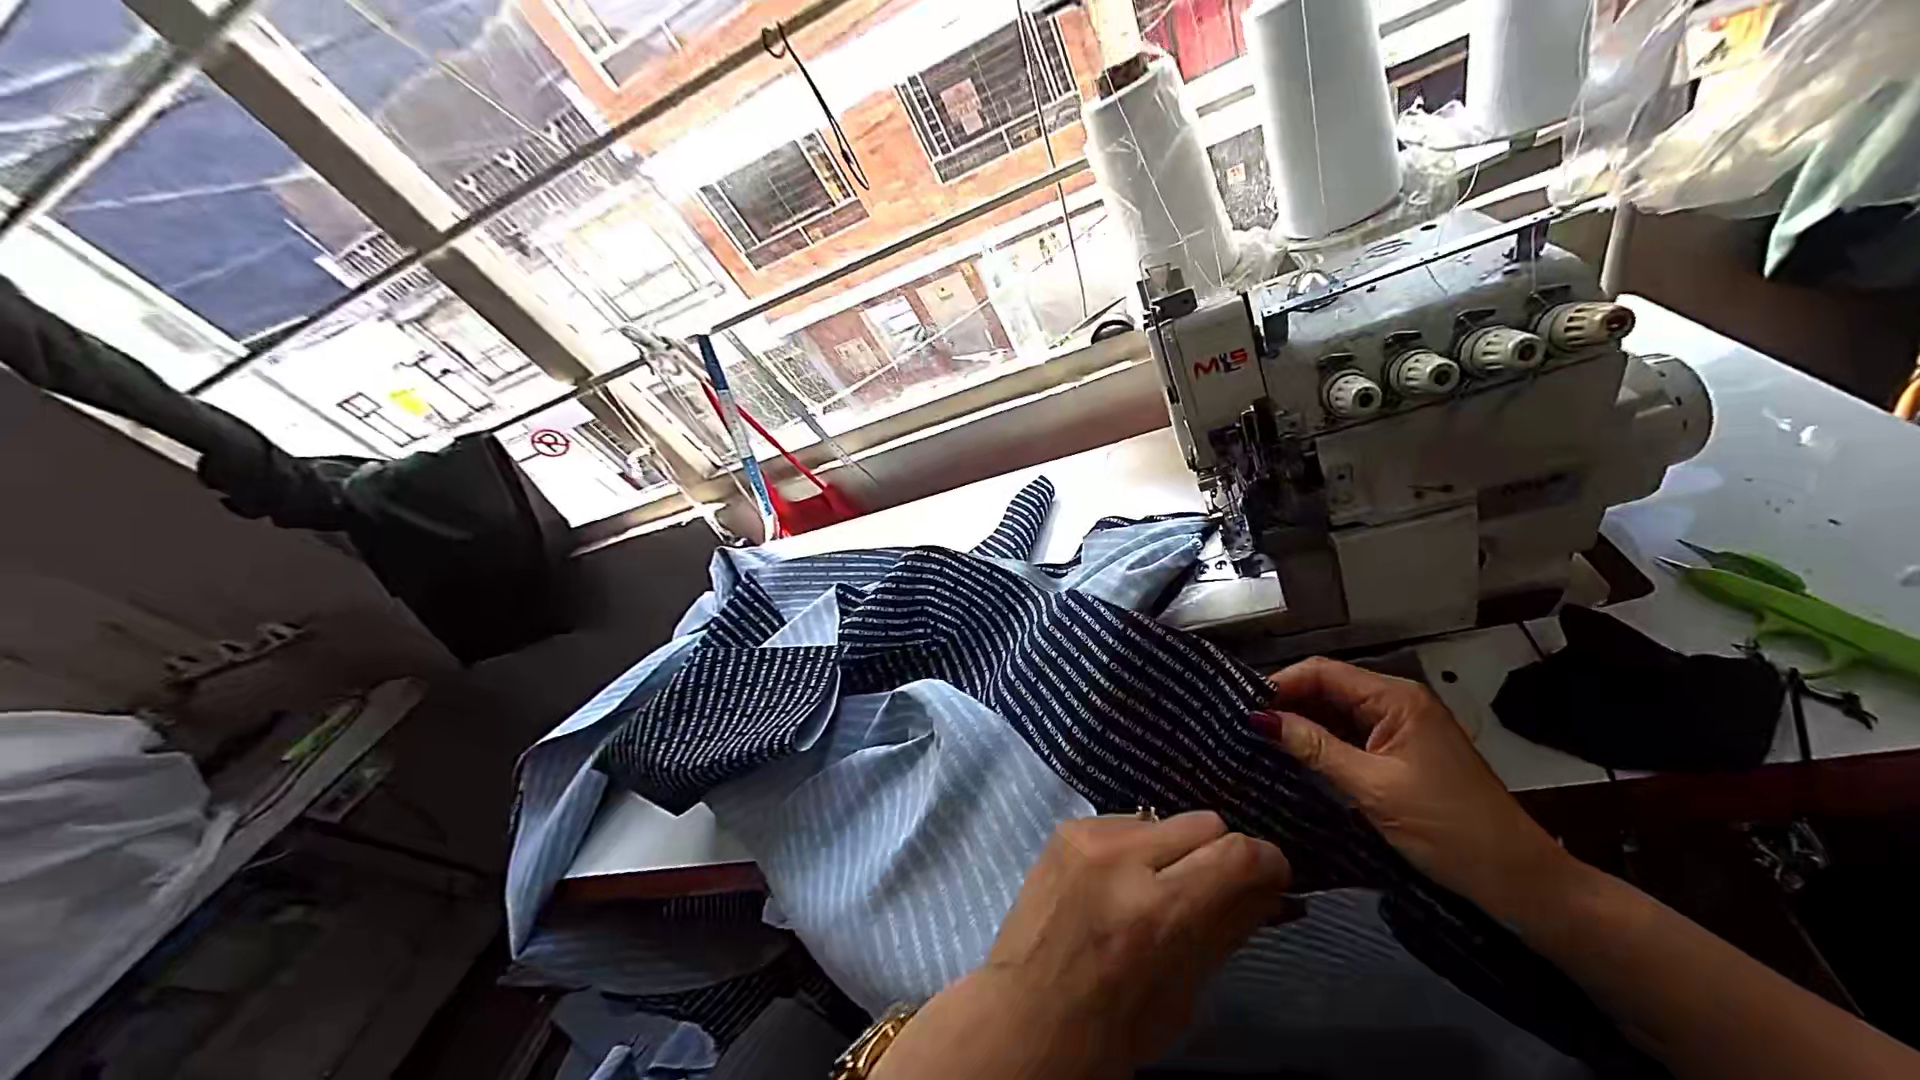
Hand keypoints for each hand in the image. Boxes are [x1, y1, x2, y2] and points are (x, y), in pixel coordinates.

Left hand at [872, 812, 1292, 1079]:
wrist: (1024, 1014)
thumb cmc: (1113, 1027)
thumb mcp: (1186, 991)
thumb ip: (1230, 927)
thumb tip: (1274, 888)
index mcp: (1157, 911)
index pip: (1237, 854)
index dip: (1268, 862)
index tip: (1274, 877)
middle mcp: (1122, 858)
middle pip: (1205, 822)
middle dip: (1222, 852)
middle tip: (1219, 885)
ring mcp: (1087, 836)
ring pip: (1164, 818)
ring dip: (1177, 848)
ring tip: (1163, 884)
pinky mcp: (1066, 828)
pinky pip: (1125, 821)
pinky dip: (1138, 845)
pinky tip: (1124, 878)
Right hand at [1255, 657, 1575, 922]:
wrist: (1520, 882)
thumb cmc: (1449, 829)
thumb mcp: (1372, 787)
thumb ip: (1314, 748)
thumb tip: (1259, 719)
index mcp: (1396, 698)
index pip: (1322, 672)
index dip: (1280, 684)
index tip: (1241, 707)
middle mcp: (1396, 702)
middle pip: (1326, 687)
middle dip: (1285, 703)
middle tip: (1242, 725)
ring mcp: (1399, 727)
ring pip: (1334, 712)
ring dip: (1300, 723)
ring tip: (1256, 739)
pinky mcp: (1398, 752)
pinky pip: (1348, 734)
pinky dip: (1320, 742)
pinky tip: (1292, 756)